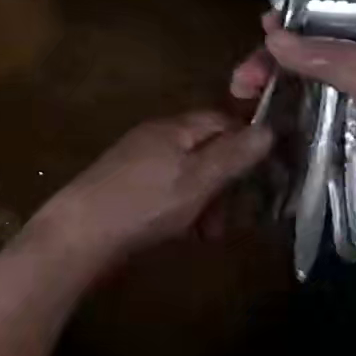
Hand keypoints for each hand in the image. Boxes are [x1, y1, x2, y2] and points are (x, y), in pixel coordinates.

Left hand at [28, 111, 272, 266]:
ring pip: (191, 176)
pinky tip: (188, 234)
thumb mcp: (197, 179)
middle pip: (208, 151)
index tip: (271, 174)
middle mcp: (156, 138)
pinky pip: (170, 192)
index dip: (249, 143)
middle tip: (240, 216)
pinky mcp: (131, 188)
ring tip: (211, 232)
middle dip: (229, 183)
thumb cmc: (145, 202)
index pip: (221, 121)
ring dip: (209, 203)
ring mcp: (141, 162)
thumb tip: (269, 128)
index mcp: (173, 128)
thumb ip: (232, 155)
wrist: (83, 231)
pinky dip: (186, 210)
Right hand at [230, 15, 355, 235]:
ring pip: (298, 93)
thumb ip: (336, 58)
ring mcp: (351, 117)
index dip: (297, 24)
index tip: (263, 26)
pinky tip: (251, 122)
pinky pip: (299, 128)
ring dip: (268, 91)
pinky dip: (274, 122)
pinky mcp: (338, 150)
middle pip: (306, 60)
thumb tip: (273, 35)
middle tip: (244, 79)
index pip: (334, 28)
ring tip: (242, 98)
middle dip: (271, 62)